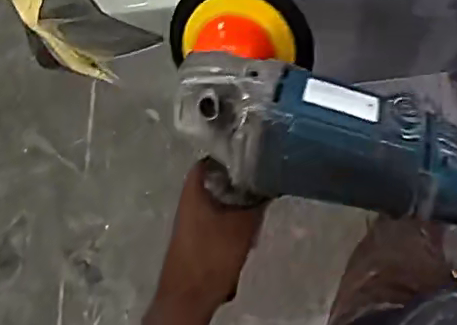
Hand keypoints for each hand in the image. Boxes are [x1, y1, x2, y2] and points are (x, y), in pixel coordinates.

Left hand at [143, 159, 267, 324]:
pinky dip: (227, 230)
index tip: (250, 161)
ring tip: (251, 224)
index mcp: (193, 187)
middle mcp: (187, 199)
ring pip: (218, 206)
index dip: (231, 157)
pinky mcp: (192, 240)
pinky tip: (239, 244)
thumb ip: (256, 204)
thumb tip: (268, 186)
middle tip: (255, 196)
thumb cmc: (212, 255)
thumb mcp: (242, 227)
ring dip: (234, 214)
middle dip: (237, 191)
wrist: (188, 298)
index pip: (212, 158)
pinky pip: (213, 225)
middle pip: (216, 183)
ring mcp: (188, 220)